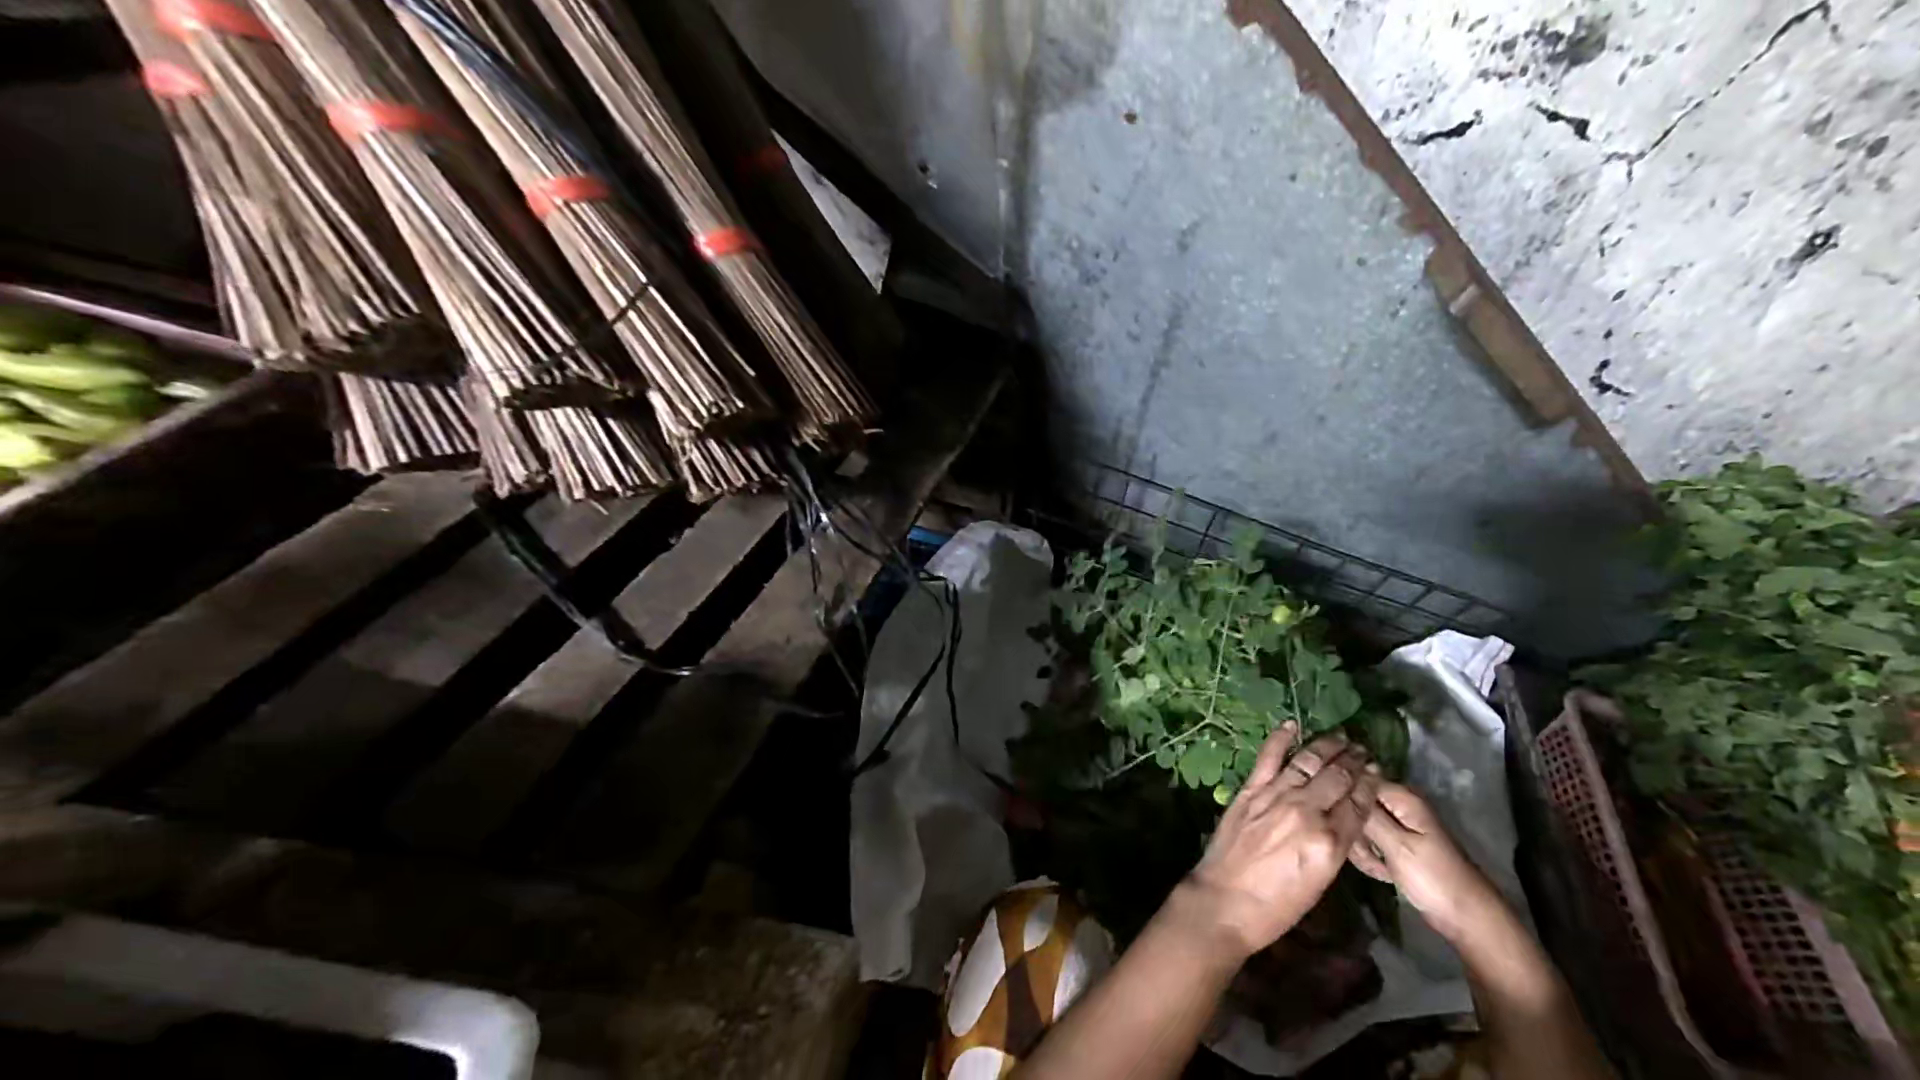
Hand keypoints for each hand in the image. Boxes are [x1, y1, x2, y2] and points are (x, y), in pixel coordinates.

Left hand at [1184, 724, 1379, 957]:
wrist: (1224, 901)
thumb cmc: (1277, 906)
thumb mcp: (1321, 882)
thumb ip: (1335, 846)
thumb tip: (1344, 820)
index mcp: (1330, 843)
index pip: (1359, 804)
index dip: (1370, 784)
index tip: (1378, 771)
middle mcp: (1306, 813)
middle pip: (1337, 778)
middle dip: (1354, 761)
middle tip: (1363, 750)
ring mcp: (1275, 797)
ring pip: (1307, 762)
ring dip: (1326, 746)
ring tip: (1341, 737)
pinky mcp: (1249, 791)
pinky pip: (1268, 758)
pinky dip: (1280, 739)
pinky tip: (1292, 724)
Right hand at [1346, 781, 1503, 942]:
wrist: (1466, 918)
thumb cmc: (1435, 879)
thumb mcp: (1397, 845)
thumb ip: (1366, 814)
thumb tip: (1338, 783)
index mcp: (1401, 797)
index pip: (1354, 780)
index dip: (1342, 798)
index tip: (1337, 821)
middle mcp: (1397, 805)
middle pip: (1353, 805)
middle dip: (1354, 831)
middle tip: (1368, 854)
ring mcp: (1395, 825)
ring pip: (1357, 826)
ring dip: (1362, 849)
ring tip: (1379, 868)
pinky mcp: (1394, 843)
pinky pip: (1367, 843)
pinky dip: (1371, 858)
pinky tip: (1383, 873)